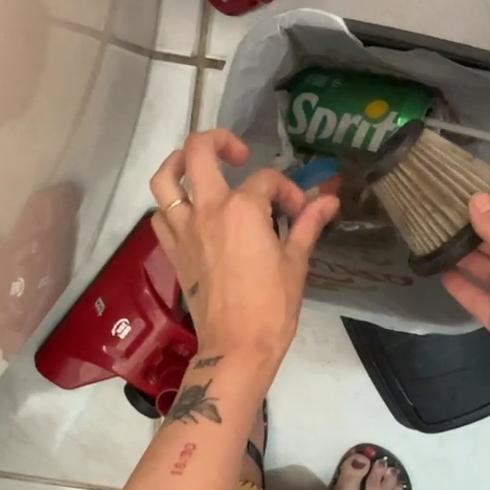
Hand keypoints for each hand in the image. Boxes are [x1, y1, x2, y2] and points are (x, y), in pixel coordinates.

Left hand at [150, 130, 340, 368]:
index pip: (266, 181)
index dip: (287, 190)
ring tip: (194, 167)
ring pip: (164, 180)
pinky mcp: (174, 254)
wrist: (237, 347)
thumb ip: (307, 225)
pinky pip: (160, 217)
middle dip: (219, 141)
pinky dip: (169, 206)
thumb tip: (329, 200)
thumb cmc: (272, 308)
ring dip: (176, 164)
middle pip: (198, 153)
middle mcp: (207, 211)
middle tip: (239, 156)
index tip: (299, 212)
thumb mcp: (295, 263)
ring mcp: (185, 232)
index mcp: (242, 210)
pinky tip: (188, 212)